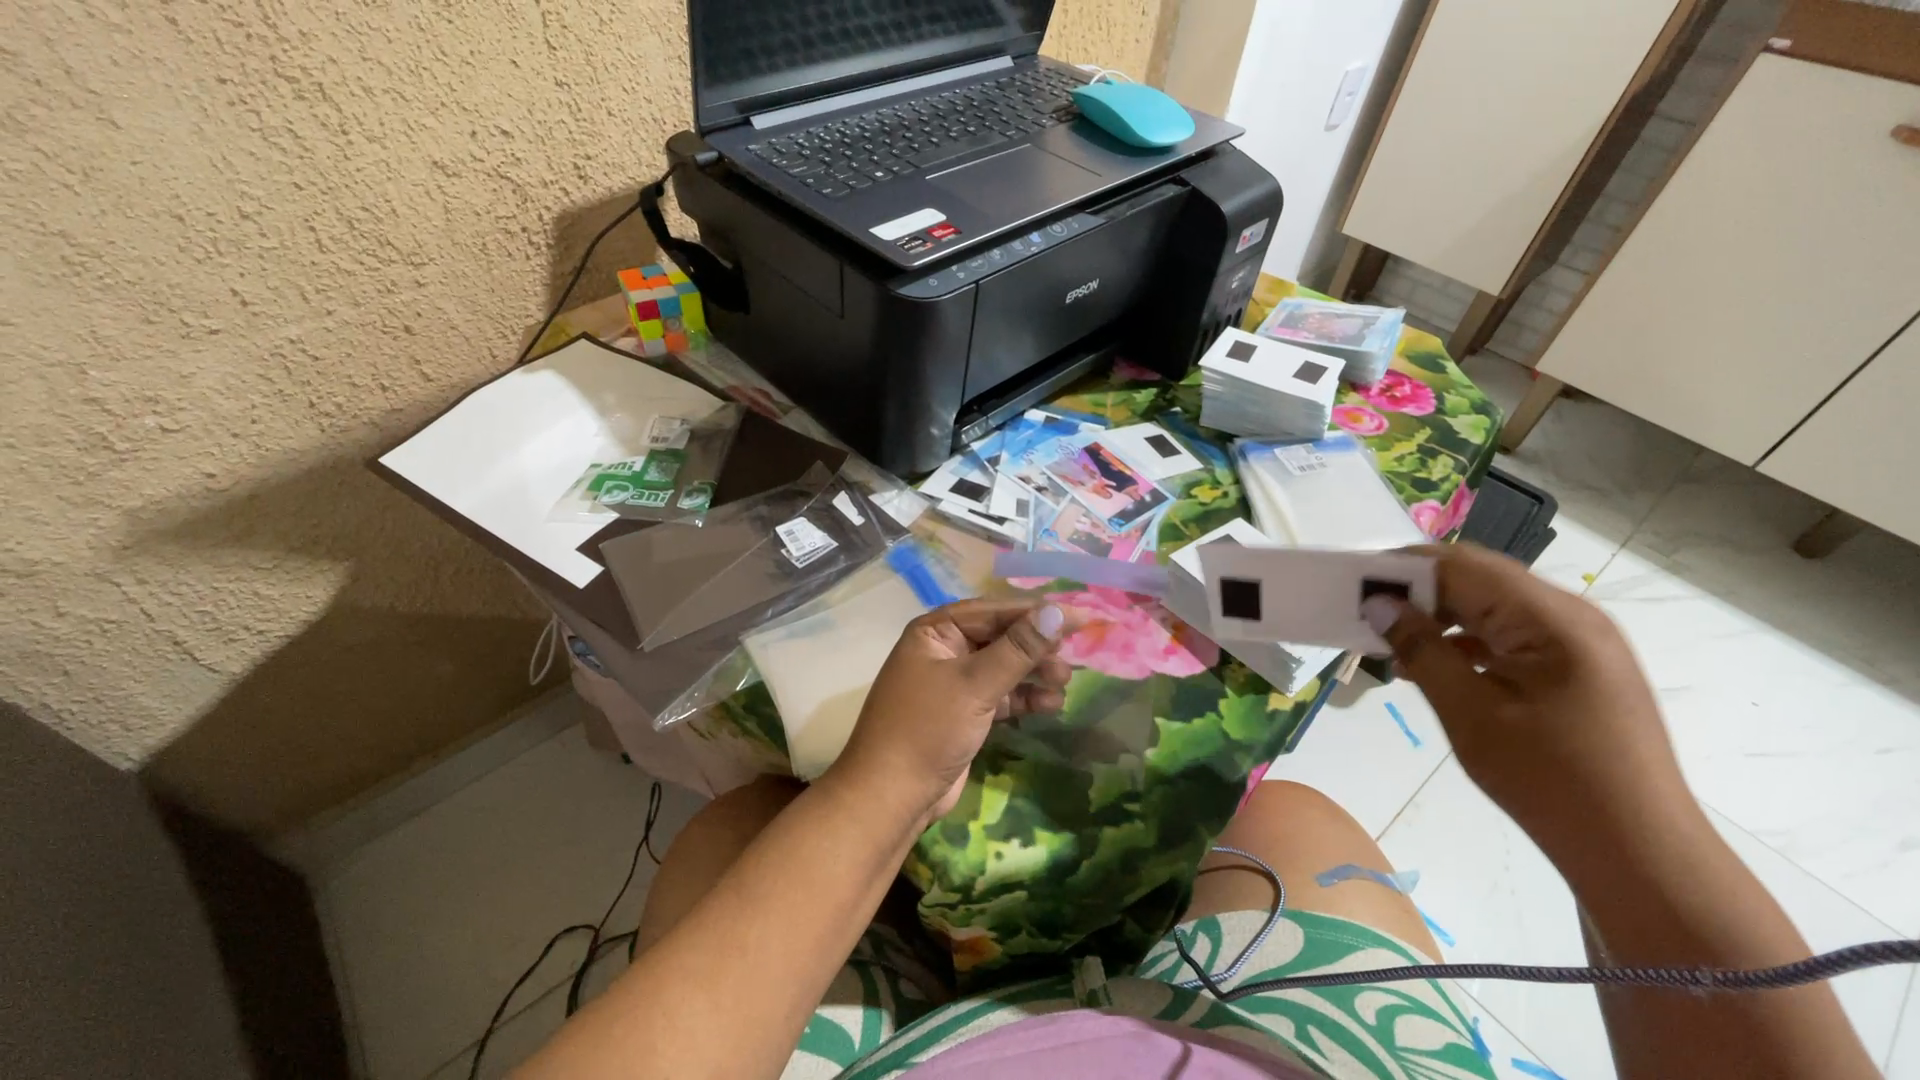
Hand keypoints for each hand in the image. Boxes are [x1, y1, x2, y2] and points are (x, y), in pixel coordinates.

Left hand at [827, 599, 1071, 828]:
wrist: (891, 796)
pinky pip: (1001, 696)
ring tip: (1064, 682)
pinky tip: (1051, 704)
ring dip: (1034, 673)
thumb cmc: (927, 729)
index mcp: (935, 631)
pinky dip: (1024, 698)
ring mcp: (953, 684)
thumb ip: (1018, 649)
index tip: (1080, 617)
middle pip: (1001, 637)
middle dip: (1036, 646)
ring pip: (1004, 668)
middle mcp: (943, 650)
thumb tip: (1058, 612)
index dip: (1037, 612)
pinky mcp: (964, 714)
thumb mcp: (975, 685)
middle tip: (1071, 658)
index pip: (994, 610)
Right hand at [1362, 544, 1695, 857]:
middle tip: (1365, 617)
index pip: (1460, 566)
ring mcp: (1582, 640)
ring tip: (1392, 646)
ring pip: (1494, 606)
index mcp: (1551, 617)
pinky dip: (1468, 642)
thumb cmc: (1550, 782)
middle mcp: (1572, 614)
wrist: (1639, 851)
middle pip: (1479, 580)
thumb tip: (1380, 605)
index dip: (1402, 570)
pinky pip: (1513, 635)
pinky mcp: (1581, 666)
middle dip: (1418, 593)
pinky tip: (1434, 667)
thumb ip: (1422, 651)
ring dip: (1441, 618)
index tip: (1351, 589)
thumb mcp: (1471, 715)